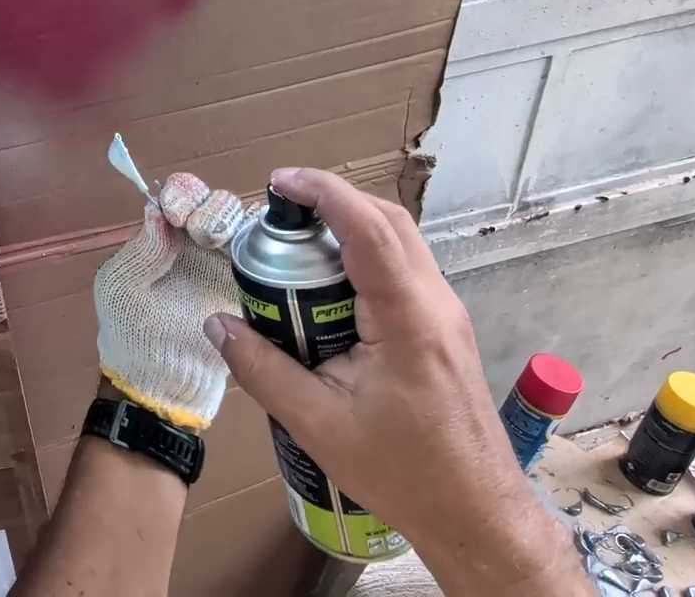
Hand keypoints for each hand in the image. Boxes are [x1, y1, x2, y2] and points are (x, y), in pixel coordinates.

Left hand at [94, 173, 255, 431]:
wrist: (163, 388)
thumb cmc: (132, 335)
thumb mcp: (121, 289)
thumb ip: (141, 250)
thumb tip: (156, 210)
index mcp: (163, 236)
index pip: (180, 196)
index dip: (183, 194)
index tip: (176, 212)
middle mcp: (197, 243)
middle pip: (217, 203)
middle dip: (212, 207)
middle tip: (201, 232)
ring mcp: (227, 266)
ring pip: (244, 225)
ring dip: (235, 224)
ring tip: (219, 243)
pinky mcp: (253, 291)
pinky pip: (267, 259)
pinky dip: (266, 247)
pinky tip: (258, 253)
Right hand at [203, 168, 585, 594]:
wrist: (477, 512)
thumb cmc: (403, 471)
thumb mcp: (317, 424)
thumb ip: (261, 369)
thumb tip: (217, 325)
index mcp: (407, 318)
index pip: (368, 228)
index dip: (322, 192)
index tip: (279, 183)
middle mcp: (434, 301)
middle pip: (388, 220)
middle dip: (333, 199)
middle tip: (281, 208)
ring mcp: (444, 311)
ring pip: (400, 238)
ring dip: (349, 223)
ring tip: (297, 239)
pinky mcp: (441, 325)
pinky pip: (402, 265)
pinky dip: (363, 250)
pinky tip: (329, 281)